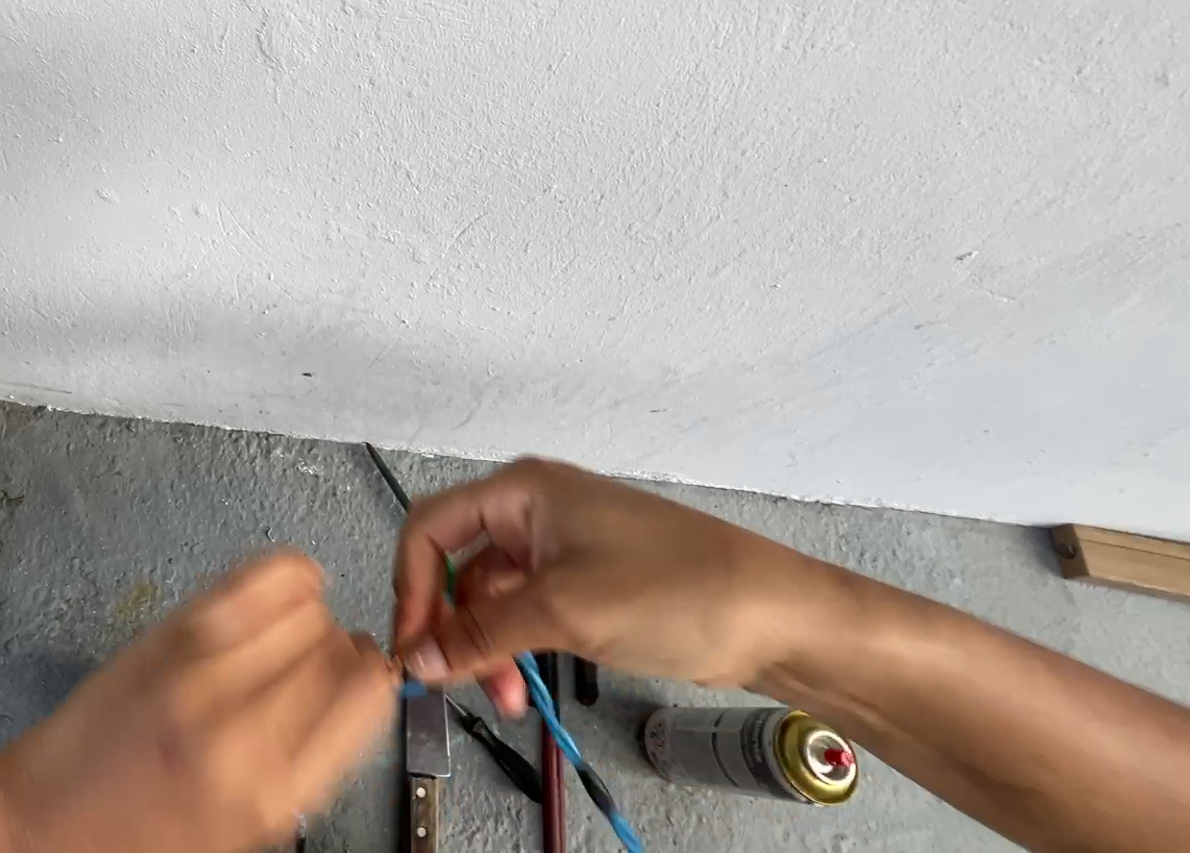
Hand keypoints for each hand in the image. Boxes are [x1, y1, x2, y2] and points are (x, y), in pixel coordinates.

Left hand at [0, 550, 396, 852]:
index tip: (367, 673)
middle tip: (325, 658)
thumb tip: (351, 697)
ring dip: (315, 614)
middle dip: (343, 649)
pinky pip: (260, 576)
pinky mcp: (174, 630)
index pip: (366, 698)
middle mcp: (244, 726)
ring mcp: (206, 669)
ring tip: (296, 630)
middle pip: (337, 646)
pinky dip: (289, 572)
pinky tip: (292, 584)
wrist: (43, 823)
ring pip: (306, 606)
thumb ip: (306, 764)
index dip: (376, 677)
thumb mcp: (246, 831)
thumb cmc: (138, 838)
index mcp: (272, 791)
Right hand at [392, 458, 838, 717]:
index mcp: (519, 491)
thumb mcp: (564, 613)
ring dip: (483, 644)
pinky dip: (513, 646)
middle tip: (445, 677)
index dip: (410, 585)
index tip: (410, 645)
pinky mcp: (577, 580)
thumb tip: (414, 660)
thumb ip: (479, 636)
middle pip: (454, 562)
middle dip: (449, 623)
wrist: (778, 618)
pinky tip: (523, 685)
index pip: (430, 527)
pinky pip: (520, 610)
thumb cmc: (677, 589)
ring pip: (487, 594)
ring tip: (505, 697)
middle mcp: (528, 510)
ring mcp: (554, 545)